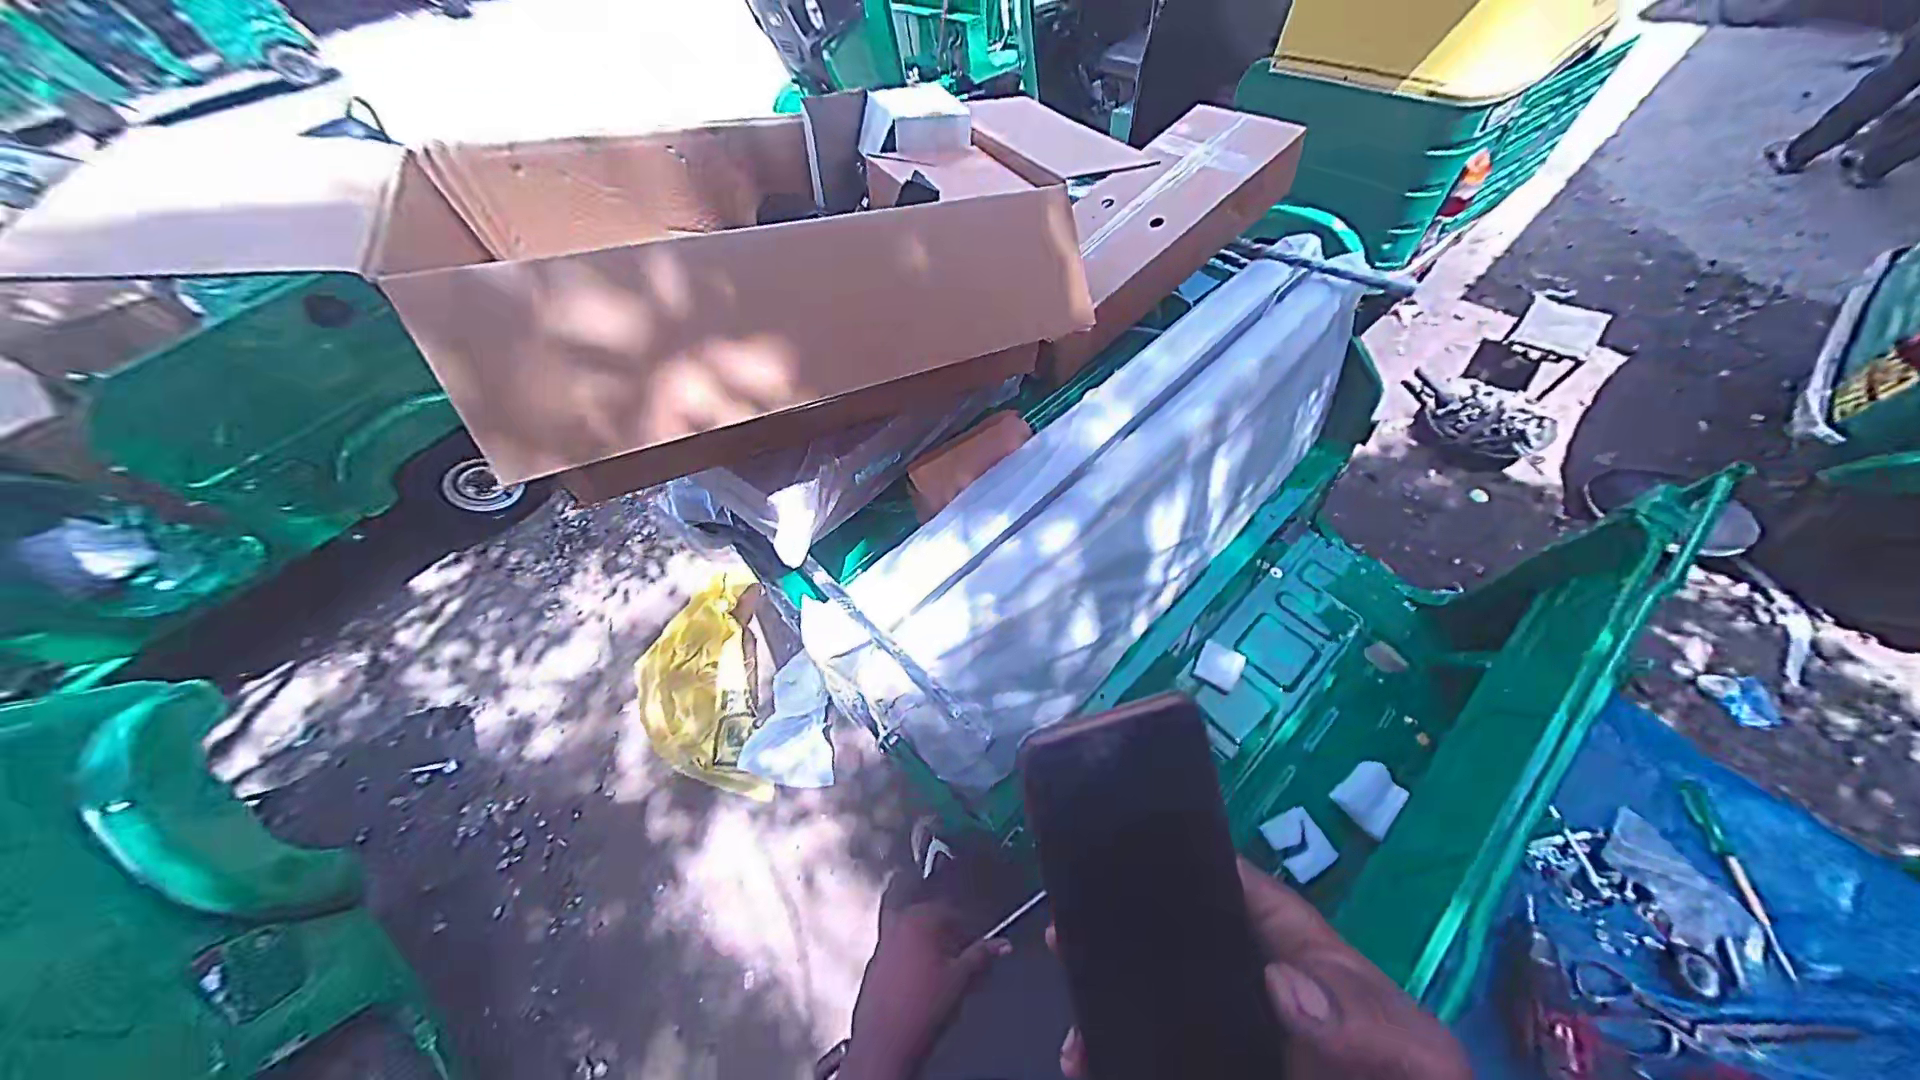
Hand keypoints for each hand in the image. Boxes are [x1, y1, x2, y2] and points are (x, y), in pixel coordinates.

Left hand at [840, 879, 1011, 1079]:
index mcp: (920, 918)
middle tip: (962, 959)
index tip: (978, 946)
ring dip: (929, 949)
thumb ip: (982, 956)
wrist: (886, 1043)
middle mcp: (898, 924)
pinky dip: (911, 963)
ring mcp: (883, 944)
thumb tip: (1001, 945)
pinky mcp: (874, 966)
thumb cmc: (921, 1008)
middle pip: (930, 921)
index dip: (969, 931)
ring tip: (942, 974)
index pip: (952, 913)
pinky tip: (920, 986)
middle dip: (948, 937)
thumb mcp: (962, 979)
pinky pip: (898, 954)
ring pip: (913, 937)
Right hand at [1057, 859, 1470, 1079]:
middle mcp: (1233, 962)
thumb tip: (1279, 988)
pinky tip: (1087, 1063)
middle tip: (1060, 941)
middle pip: (1159, 928)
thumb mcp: (1400, 1041)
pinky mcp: (1202, 1054)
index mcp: (1271, 928)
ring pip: (1147, 989)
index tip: (1100, 866)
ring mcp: (1217, 1014)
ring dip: (1103, 999)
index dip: (1154, 859)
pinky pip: (1151, 1046)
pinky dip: (1114, 1052)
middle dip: (1107, 930)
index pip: (1207, 871)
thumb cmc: (1404, 1069)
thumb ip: (1354, 1014)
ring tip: (1074, 1031)